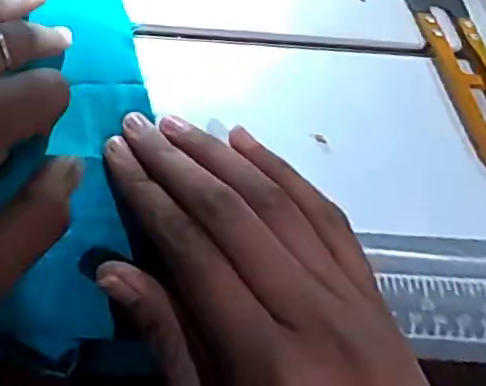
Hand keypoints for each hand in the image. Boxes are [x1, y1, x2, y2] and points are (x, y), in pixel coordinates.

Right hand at [98, 115, 423, 385]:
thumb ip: (170, 342)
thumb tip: (110, 270)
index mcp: (270, 363)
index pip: (193, 250)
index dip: (147, 195)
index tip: (115, 152)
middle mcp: (315, 318)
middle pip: (231, 215)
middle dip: (174, 162)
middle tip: (135, 123)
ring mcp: (352, 300)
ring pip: (276, 202)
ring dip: (218, 154)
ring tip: (175, 124)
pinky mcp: (375, 292)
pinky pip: (325, 214)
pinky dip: (281, 170)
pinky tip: (245, 139)